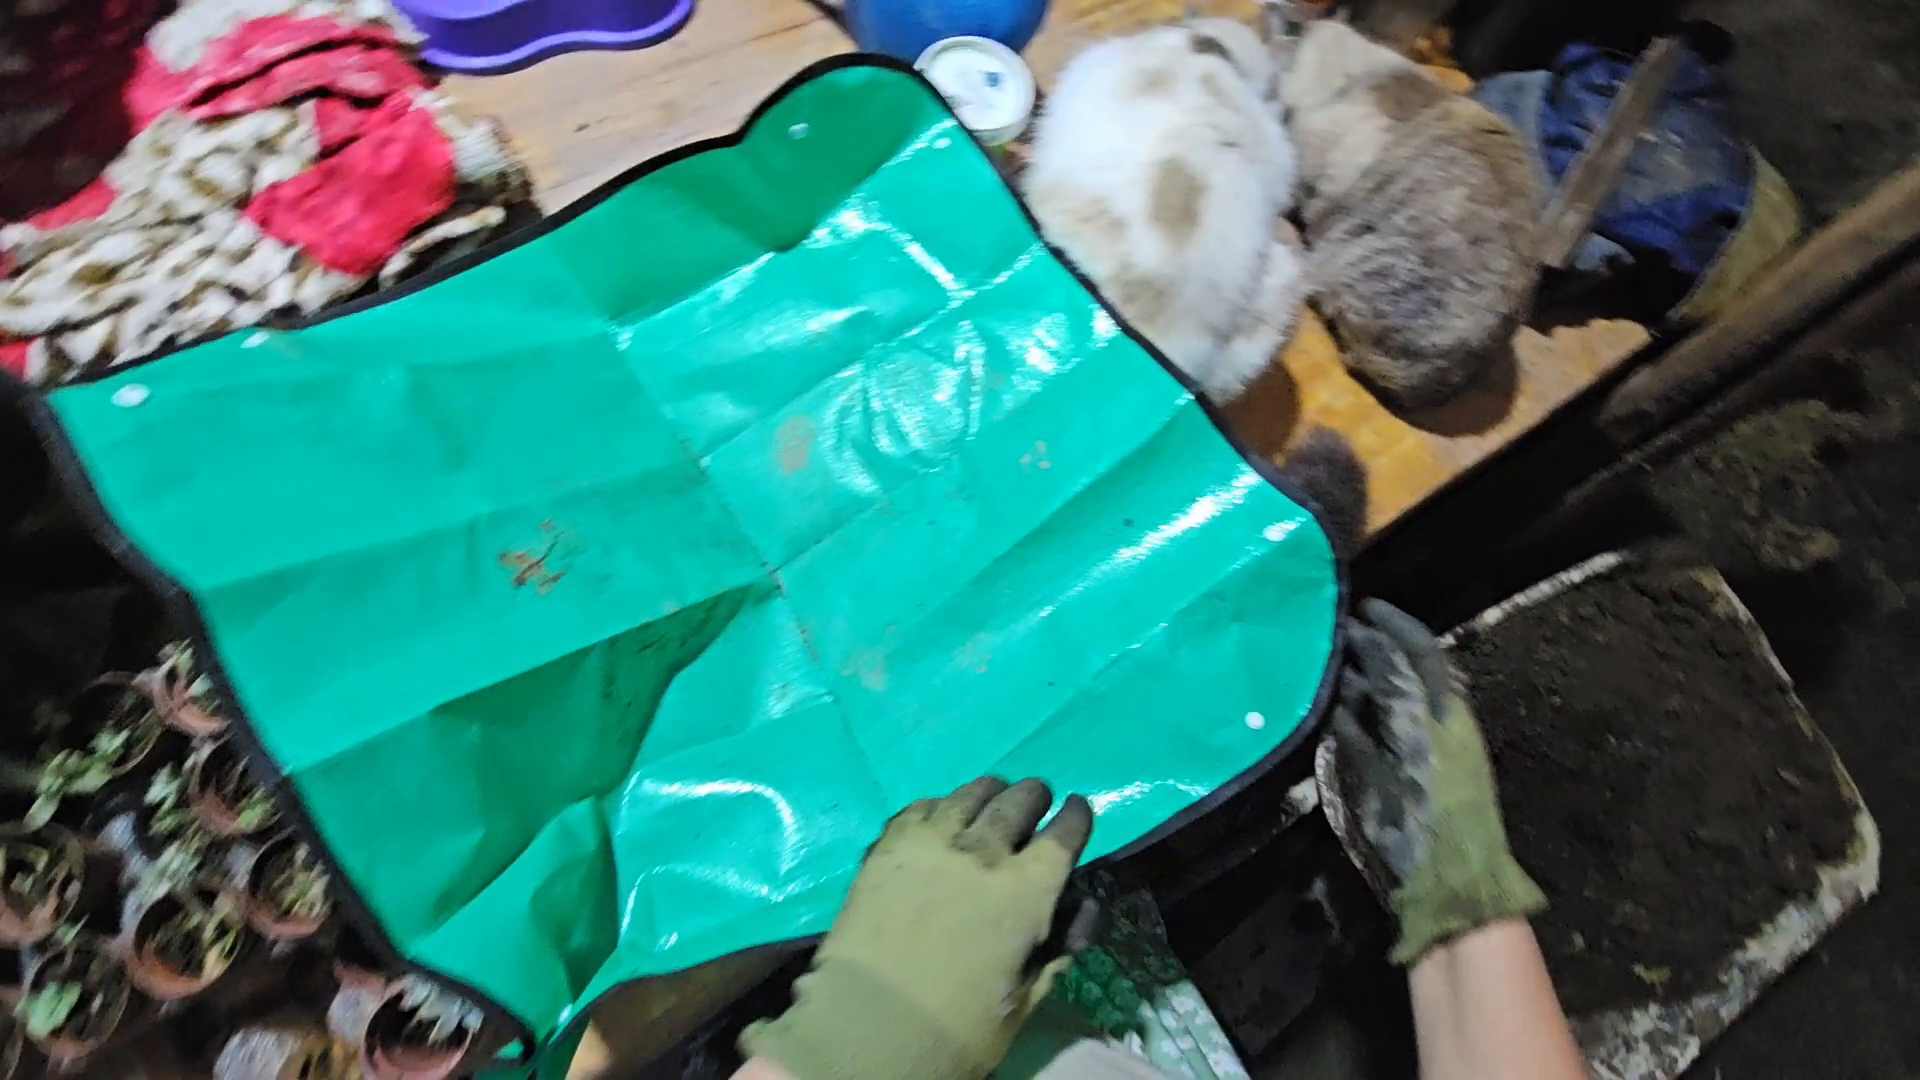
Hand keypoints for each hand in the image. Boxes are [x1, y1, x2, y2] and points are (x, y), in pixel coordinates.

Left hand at [741, 778, 1095, 1079]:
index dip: (1075, 817)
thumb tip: (1082, 908)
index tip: (1076, 808)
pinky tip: (940, 813)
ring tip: (992, 794)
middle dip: (1034, 795)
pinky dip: (941, 805)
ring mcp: (934, 840)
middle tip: (1035, 797)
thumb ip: (1057, 948)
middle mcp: (983, 852)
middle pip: (1019, 800)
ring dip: (990, 791)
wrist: (869, 1027)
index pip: (1063, 835)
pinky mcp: (892, 842)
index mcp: (1026, 892)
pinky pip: (923, 805)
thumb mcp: (1023, 999)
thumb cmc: (956, 1029)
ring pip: (971, 793)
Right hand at [1330, 600, 1544, 964]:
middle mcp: (1426, 721)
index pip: (1421, 652)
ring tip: (1313, 659)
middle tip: (1326, 627)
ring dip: (1346, 675)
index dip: (1395, 626)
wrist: (1448, 881)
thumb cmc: (1443, 815)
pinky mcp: (1380, 770)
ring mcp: (1404, 746)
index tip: (1362, 606)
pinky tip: (1317, 701)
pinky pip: (1355, 727)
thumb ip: (1398, 707)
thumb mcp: (1426, 748)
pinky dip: (1336, 710)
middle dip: (1363, 645)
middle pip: (1394, 670)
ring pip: (1373, 696)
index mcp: (1445, 711)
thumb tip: (1358, 669)